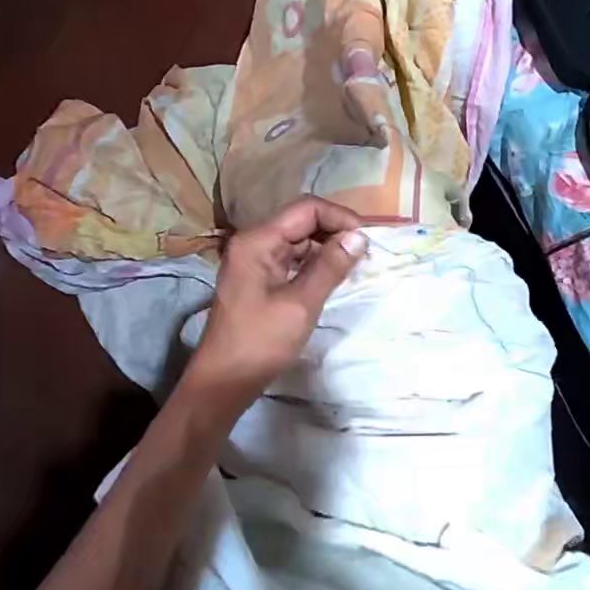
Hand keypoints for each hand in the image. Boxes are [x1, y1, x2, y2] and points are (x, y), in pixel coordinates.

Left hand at [183, 197, 367, 413]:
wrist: (223, 380)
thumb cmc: (260, 342)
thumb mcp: (301, 304)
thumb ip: (330, 267)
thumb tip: (359, 237)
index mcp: (257, 240)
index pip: (305, 209)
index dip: (339, 217)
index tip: (366, 239)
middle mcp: (252, 242)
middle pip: (300, 221)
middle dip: (334, 231)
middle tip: (365, 253)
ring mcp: (253, 261)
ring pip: (297, 240)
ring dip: (326, 248)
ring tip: (354, 265)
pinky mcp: (257, 278)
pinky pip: (290, 259)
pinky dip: (313, 264)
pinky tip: (332, 276)